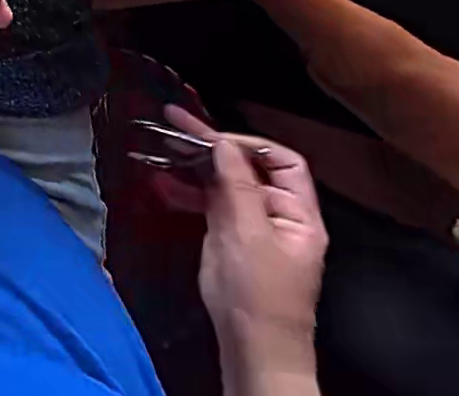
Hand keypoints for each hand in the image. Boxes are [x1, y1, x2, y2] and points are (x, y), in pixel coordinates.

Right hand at [170, 107, 326, 375]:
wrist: (250, 339)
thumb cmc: (259, 291)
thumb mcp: (248, 233)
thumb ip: (236, 185)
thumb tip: (224, 142)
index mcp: (297, 213)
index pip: (281, 161)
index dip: (248, 144)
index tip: (212, 138)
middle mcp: (275, 211)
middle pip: (245, 165)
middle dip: (210, 144)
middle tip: (173, 120)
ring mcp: (249, 220)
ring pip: (221, 178)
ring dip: (192, 163)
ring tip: (161, 146)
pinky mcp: (226, 230)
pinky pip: (206, 197)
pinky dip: (185, 186)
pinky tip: (163, 180)